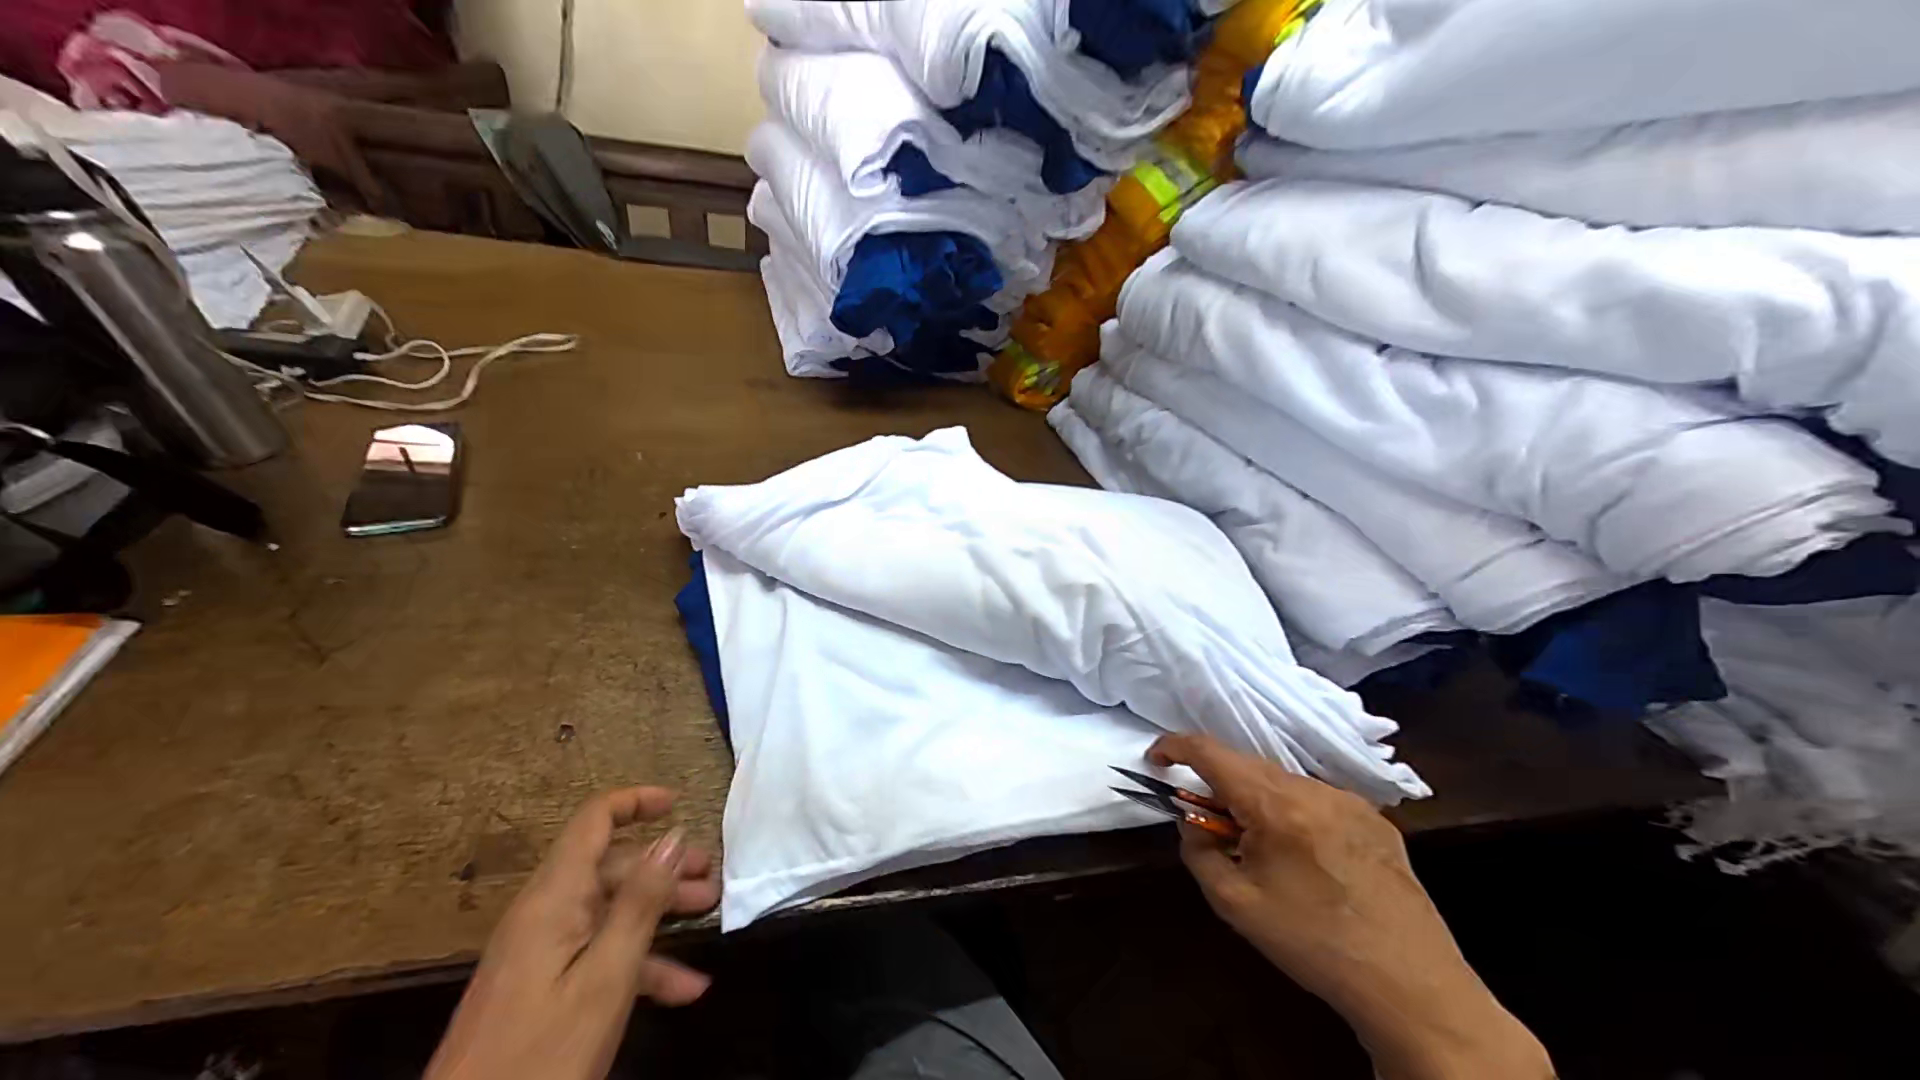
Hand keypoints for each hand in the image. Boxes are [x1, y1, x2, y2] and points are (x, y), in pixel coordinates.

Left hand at [425, 788, 721, 1079]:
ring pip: (610, 911)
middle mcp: (545, 914)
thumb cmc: (543, 1052)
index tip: (679, 803)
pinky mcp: (542, 987)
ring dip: (660, 912)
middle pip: (610, 867)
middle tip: (712, 877)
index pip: (593, 822)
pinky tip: (681, 990)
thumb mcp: (606, 976)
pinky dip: (640, 963)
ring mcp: (541, 952)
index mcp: (554, 899)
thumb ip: (640, 902)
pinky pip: (597, 955)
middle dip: (664, 867)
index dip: (635, 802)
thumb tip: (672, 837)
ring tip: (708, 916)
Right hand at [1149, 734, 1551, 1079]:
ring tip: (1260, 849)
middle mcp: (1313, 788)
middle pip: (1246, 764)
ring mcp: (1350, 801)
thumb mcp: (1235, 904)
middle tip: (1208, 824)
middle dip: (1216, 782)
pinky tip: (1304, 859)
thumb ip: (1198, 851)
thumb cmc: (1313, 945)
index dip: (1174, 747)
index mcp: (1275, 804)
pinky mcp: (1376, 820)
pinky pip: (1317, 800)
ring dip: (1256, 799)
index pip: (1210, 751)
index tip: (1155, 760)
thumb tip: (1191, 823)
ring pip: (1282, 781)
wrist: (1412, 987)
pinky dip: (1292, 812)